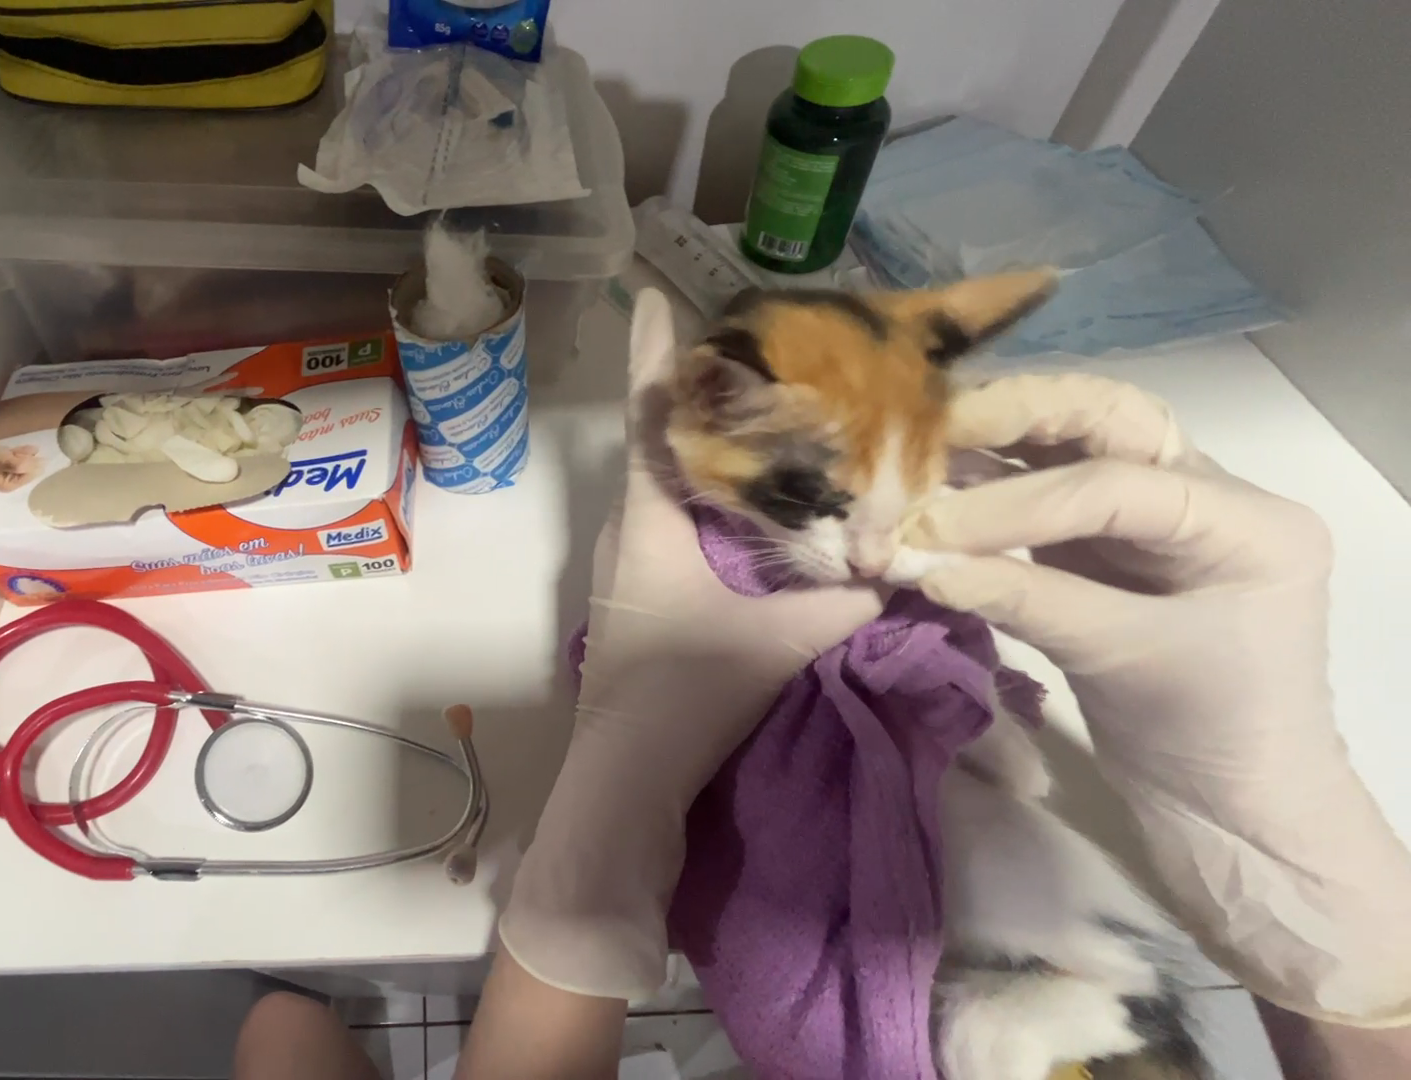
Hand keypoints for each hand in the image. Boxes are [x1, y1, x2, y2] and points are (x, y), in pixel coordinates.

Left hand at [496, 288, 881, 1000]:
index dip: (651, 355)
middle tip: (752, 355)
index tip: (647, 296)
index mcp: (645, 520)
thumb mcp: (779, 640)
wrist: (627, 773)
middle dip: (699, 400)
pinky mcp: (643, 595)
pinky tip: (753, 505)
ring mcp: (630, 563)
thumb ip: (847, 598)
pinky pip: (676, 528)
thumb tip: (908, 566)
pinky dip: (711, 504)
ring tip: (763, 416)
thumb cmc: (684, 694)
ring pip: (669, 489)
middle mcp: (628, 529)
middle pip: (660, 446)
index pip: (646, 419)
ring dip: (707, 454)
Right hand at [902, 373, 1410, 1025]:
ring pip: (1062, 441)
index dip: (1008, 505)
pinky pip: (1031, 489)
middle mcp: (1199, 491)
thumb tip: (904, 559)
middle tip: (921, 432)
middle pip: (1099, 419)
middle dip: (1009, 417)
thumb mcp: (1118, 657)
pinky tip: (925, 486)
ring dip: (984, 442)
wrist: (1223, 791)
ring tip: (909, 453)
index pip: (1110, 484)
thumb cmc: (1203, 728)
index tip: (920, 534)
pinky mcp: (1094, 539)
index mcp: (1242, 519)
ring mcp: (1142, 511)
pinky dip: (975, 484)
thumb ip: (1016, 596)